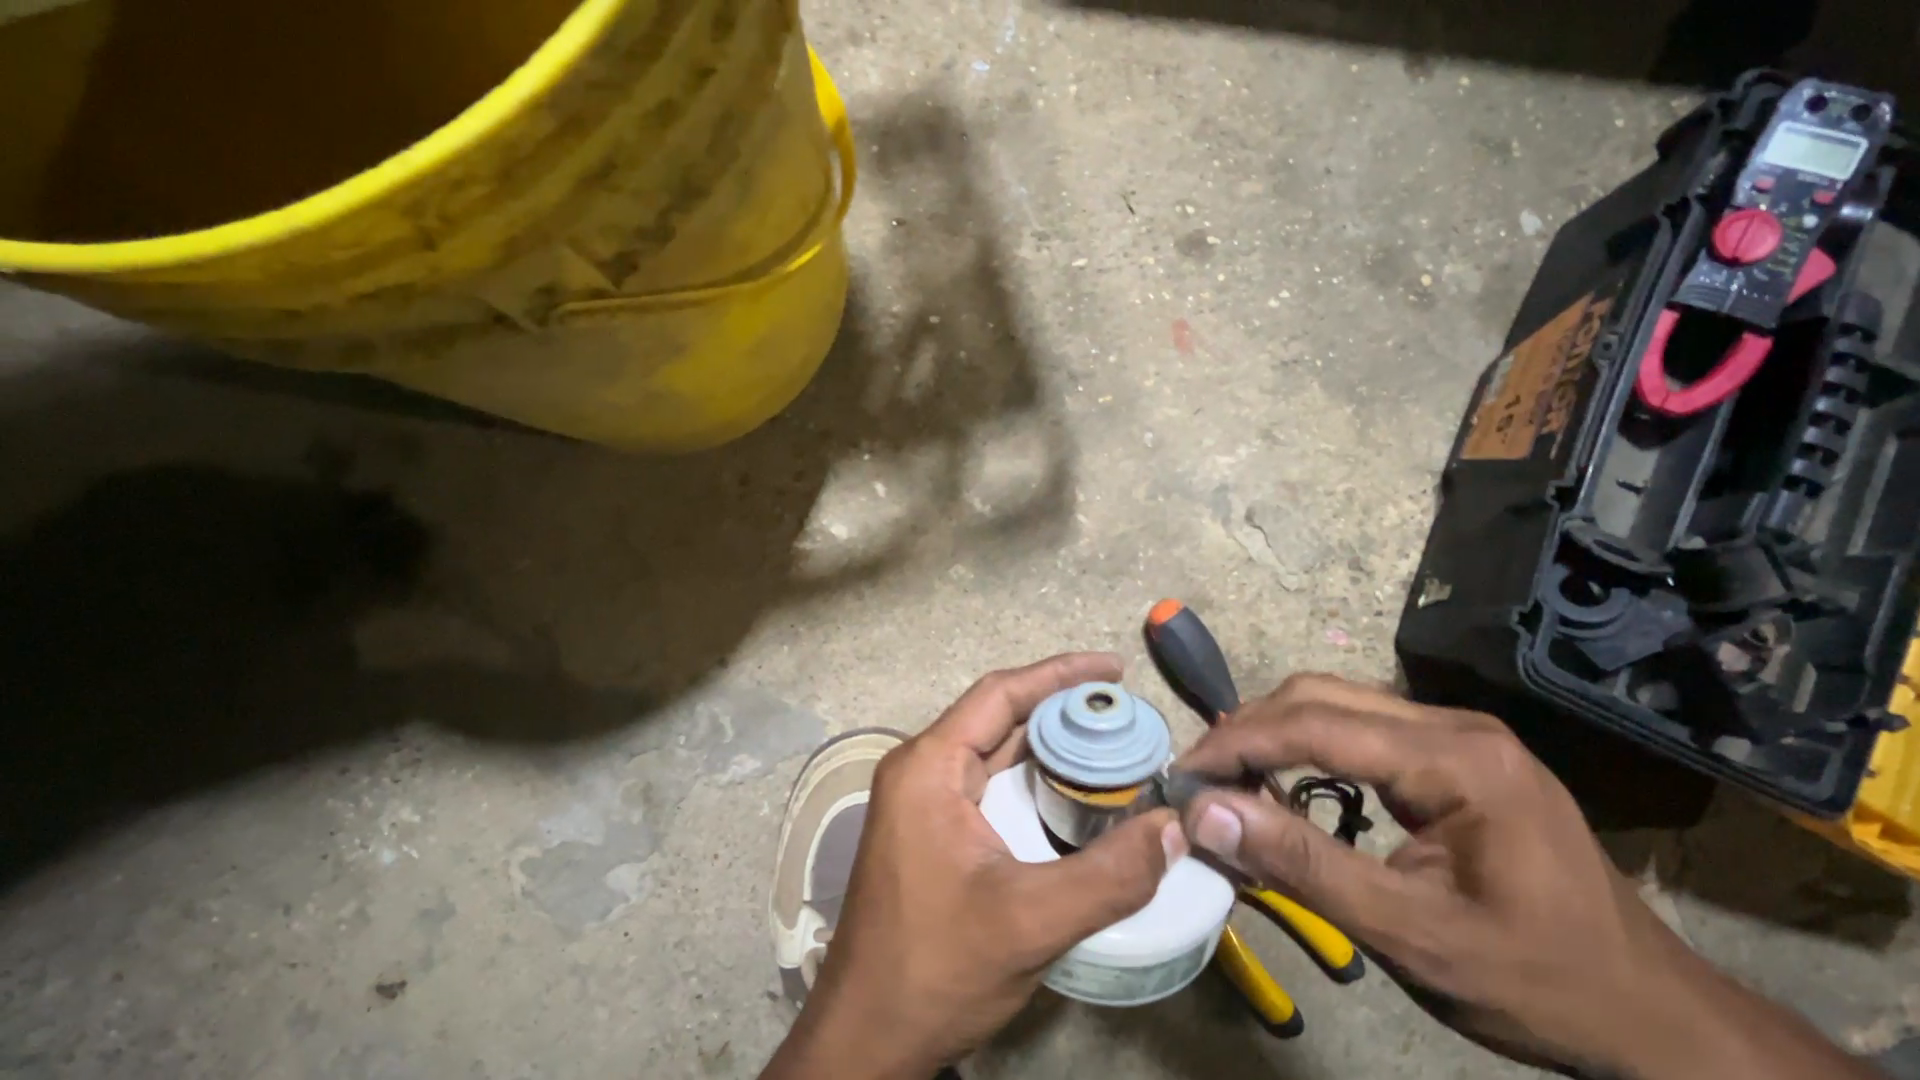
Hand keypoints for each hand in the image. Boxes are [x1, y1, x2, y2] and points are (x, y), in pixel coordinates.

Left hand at [766, 654, 1185, 1079]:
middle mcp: (920, 772)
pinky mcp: (929, 834)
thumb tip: (1174, 827)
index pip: (1000, 694)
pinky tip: (1072, 793)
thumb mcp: (1031, 921)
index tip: (1115, 670)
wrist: (869, 1034)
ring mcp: (920, 804)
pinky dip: (1031, 777)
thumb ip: (1109, 875)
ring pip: (993, 752)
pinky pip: (986, 784)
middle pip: (998, 718)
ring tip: (1111, 746)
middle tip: (1127, 715)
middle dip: (1062, 709)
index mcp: (928, 768)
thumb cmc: (936, 969)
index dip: (1059, 674)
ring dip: (1048, 744)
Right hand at [1173, 675, 1871, 1078]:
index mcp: (1457, 759)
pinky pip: (1365, 732)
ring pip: (1338, 706)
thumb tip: (1206, 811)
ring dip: (1274, 738)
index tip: (1180, 779)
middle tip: (1197, 785)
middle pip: (1321, 698)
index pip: (1314, 724)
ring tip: (1229, 786)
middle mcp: (1457, 726)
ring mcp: (1462, 738)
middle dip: (1248, 733)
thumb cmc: (1534, 981)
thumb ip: (1302, 864)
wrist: (1648, 1013)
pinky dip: (1309, 752)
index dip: (1235, 745)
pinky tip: (1287, 789)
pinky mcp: (1460, 758)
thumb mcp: (1409, 934)